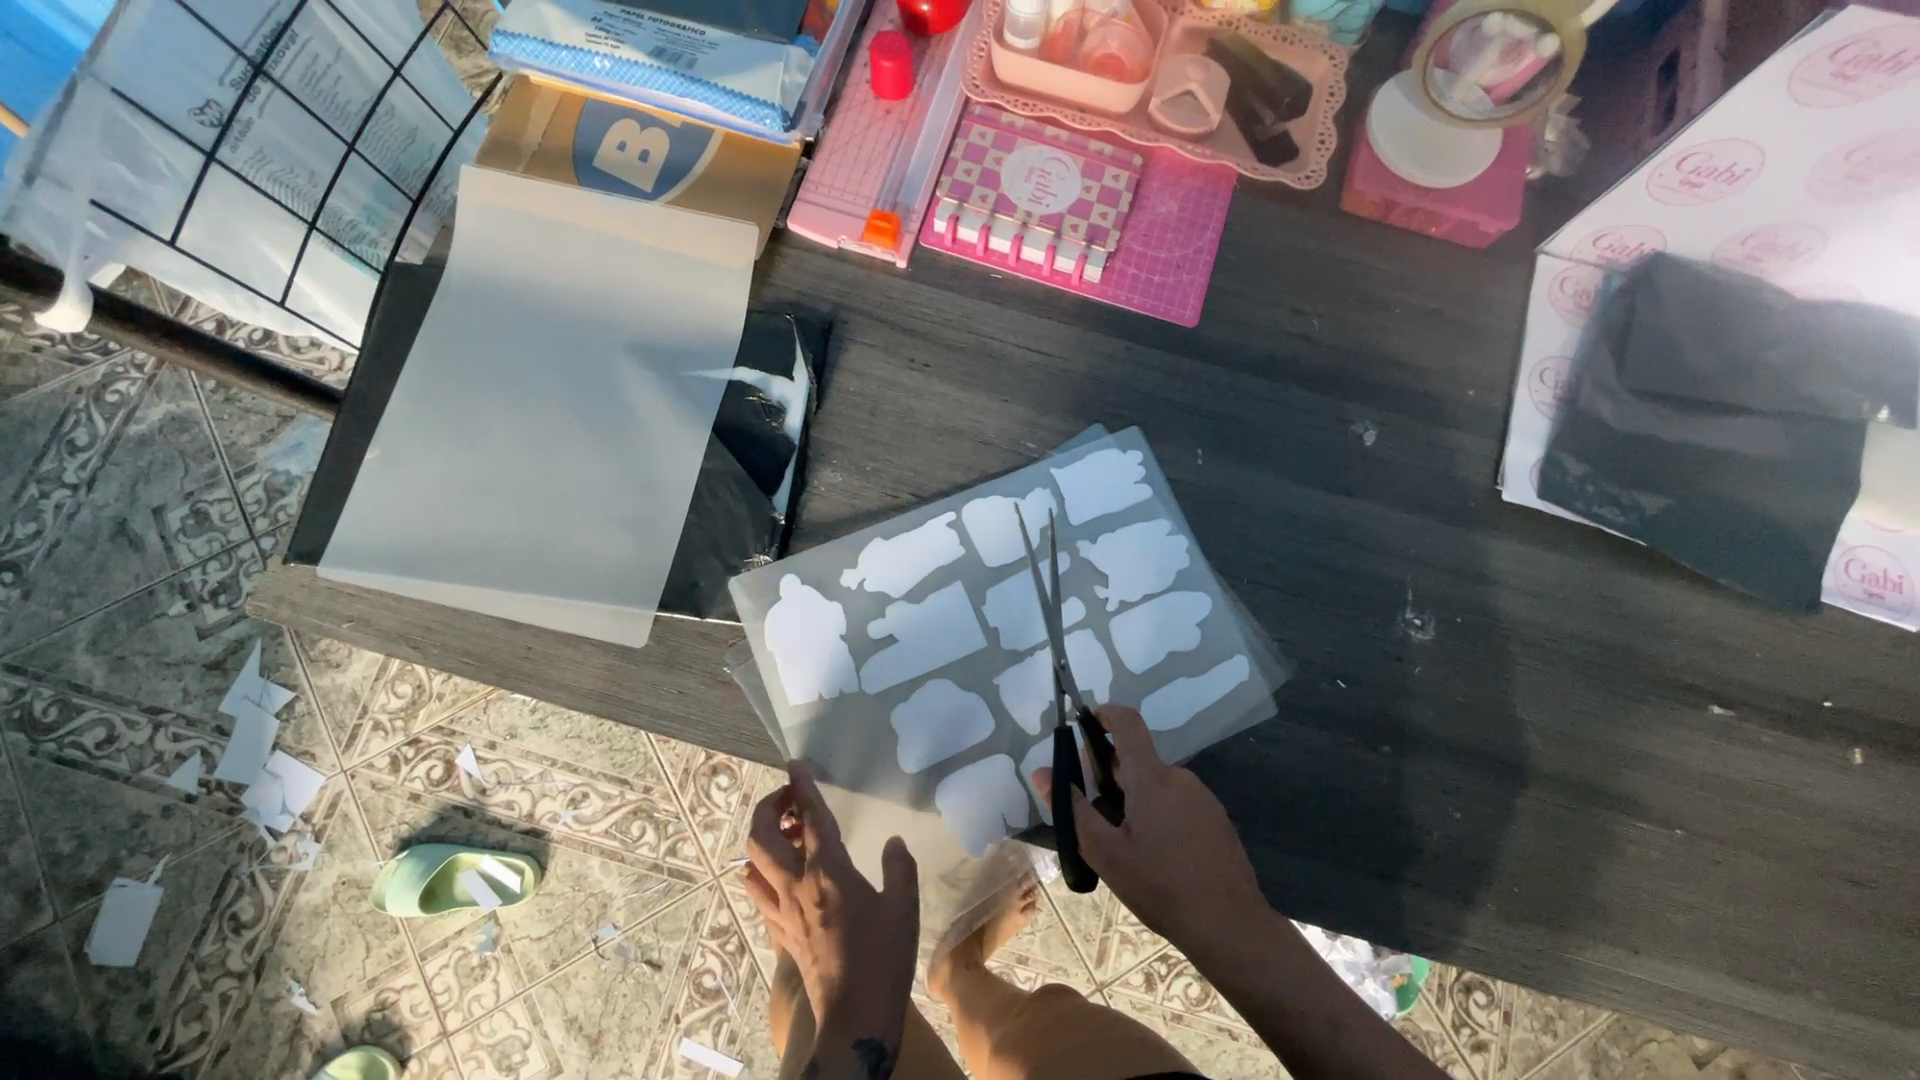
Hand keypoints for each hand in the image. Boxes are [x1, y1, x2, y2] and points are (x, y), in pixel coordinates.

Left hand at [743, 762, 918, 1075]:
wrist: (853, 1017)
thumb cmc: (883, 960)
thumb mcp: (903, 909)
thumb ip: (899, 869)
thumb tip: (894, 842)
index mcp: (828, 872)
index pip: (811, 817)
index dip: (802, 786)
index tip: (796, 764)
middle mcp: (796, 885)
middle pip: (763, 835)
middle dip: (769, 807)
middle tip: (791, 798)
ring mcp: (782, 910)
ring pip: (752, 862)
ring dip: (764, 837)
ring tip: (790, 832)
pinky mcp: (779, 932)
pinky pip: (758, 892)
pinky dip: (761, 871)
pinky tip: (781, 873)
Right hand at [1033, 705, 1267, 951]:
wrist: (1230, 926)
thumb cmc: (1160, 886)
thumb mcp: (1105, 852)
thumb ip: (1072, 809)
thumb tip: (1042, 773)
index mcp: (1151, 778)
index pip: (1128, 723)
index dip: (1105, 714)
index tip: (1084, 723)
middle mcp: (1180, 778)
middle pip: (1137, 761)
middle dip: (1108, 776)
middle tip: (1091, 813)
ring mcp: (1203, 799)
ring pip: (1156, 786)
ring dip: (1133, 800)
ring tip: (1121, 844)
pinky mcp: (1216, 821)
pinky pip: (1177, 804)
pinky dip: (1156, 815)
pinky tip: (1153, 856)